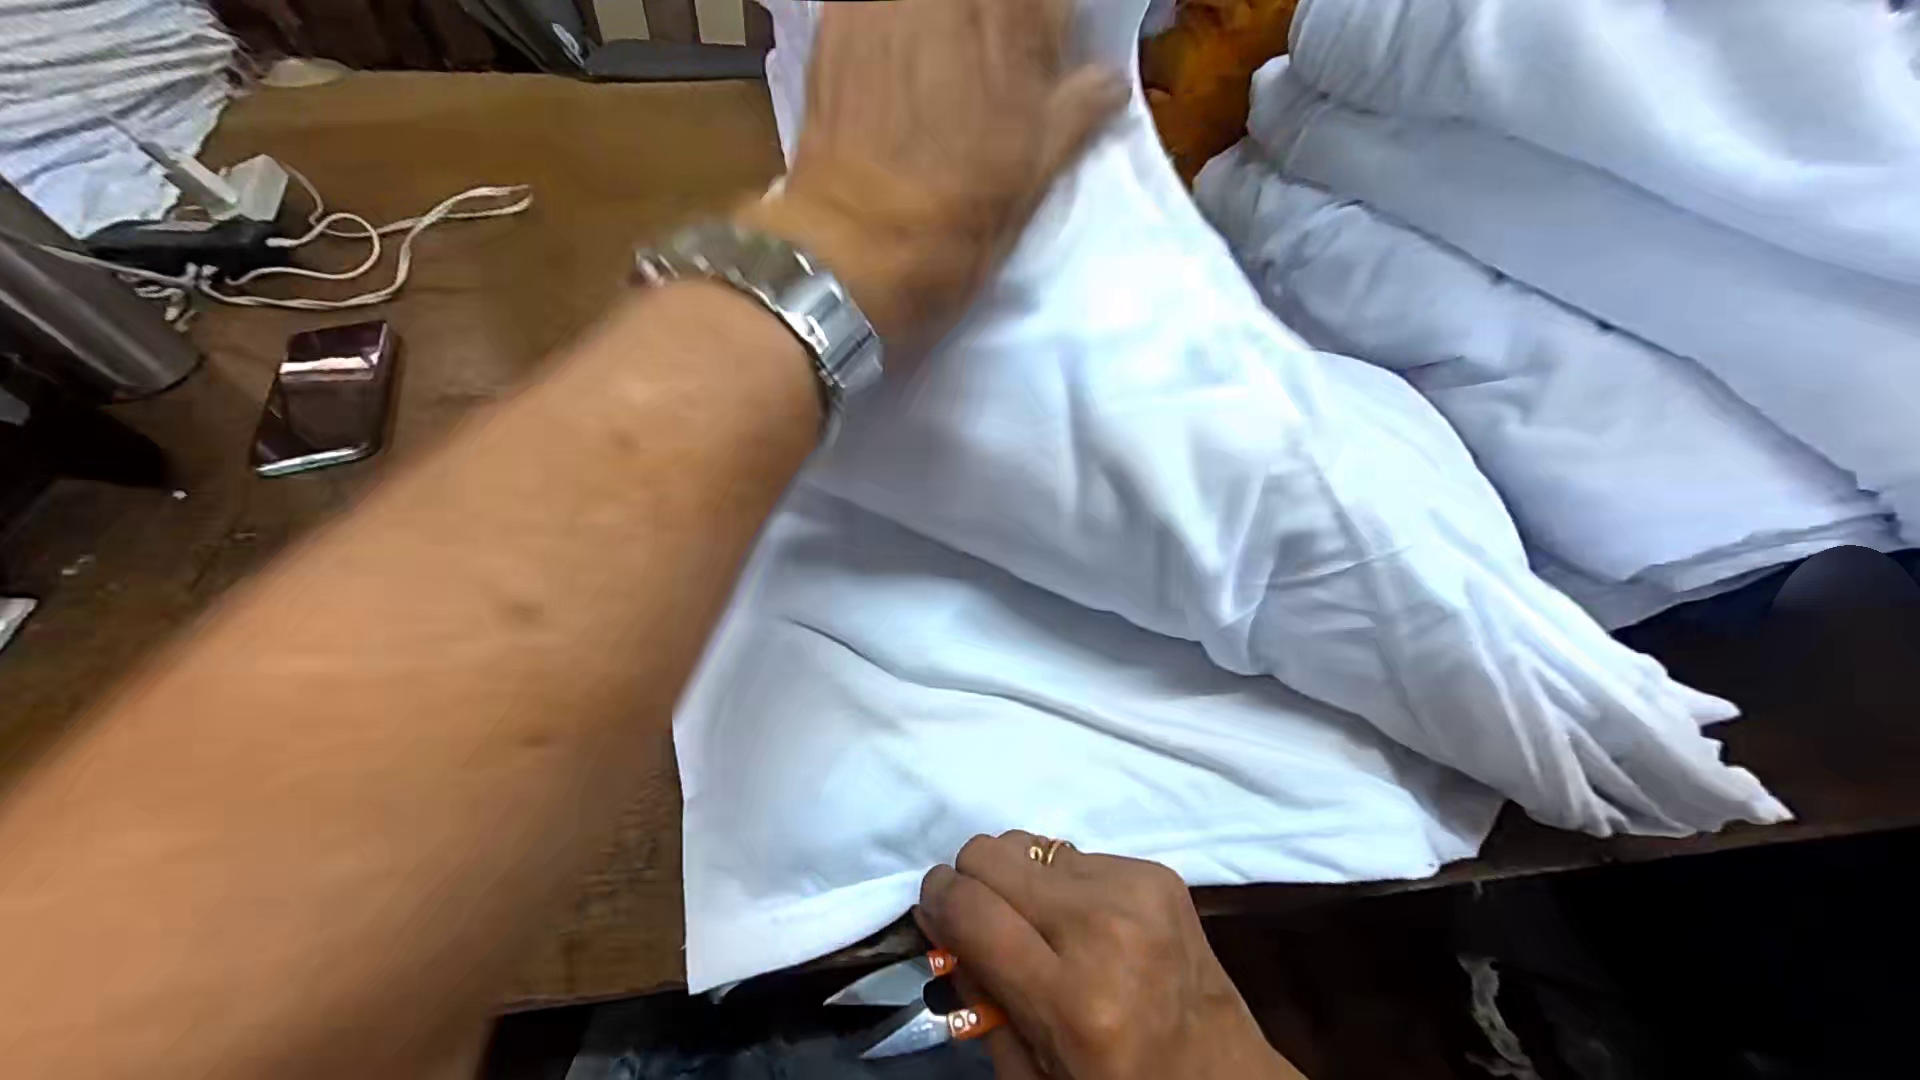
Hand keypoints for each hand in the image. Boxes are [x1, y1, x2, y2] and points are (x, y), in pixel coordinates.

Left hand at [738, 0, 1126, 359]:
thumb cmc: (948, 236)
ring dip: (950, 27)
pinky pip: (877, 4)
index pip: (1046, 5)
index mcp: (1009, 40)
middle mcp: (948, 8)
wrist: (848, 259)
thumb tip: (1111, 83)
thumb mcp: (1026, 188)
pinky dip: (897, 24)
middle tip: (994, 73)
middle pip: (989, 0)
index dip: (1049, 34)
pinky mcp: (838, 24)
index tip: (1045, 67)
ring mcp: (886, 9)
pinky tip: (902, 62)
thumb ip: (1072, 118)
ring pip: (938, 2)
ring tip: (945, 73)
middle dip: (1000, 26)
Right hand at [917, 831, 1306, 1079]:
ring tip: (1037, 920)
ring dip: (1017, 878)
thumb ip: (978, 994)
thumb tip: (944, 922)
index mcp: (1074, 1000)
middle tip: (980, 915)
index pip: (971, 909)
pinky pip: (1072, 852)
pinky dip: (1060, 880)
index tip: (933, 908)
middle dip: (972, 880)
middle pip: (992, 853)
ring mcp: (1135, 889)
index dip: (937, 899)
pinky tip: (1082, 918)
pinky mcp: (1156, 870)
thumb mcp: (1032, 1076)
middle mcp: (1104, 928)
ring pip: (1027, 841)